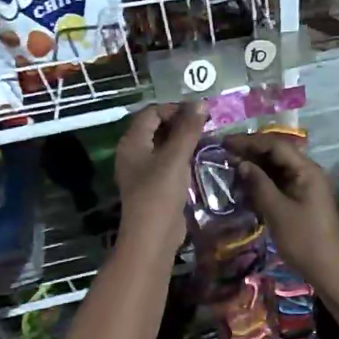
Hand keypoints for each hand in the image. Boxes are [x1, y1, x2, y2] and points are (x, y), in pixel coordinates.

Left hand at [115, 102, 205, 252]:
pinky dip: (182, 155)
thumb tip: (200, 103)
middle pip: (156, 127)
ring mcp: (143, 170)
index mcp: (132, 142)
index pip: (151, 113)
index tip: (199, 112)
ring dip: (182, 139)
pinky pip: (167, 162)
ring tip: (206, 138)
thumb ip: (188, 129)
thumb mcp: (176, 157)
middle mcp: (133, 153)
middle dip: (180, 122)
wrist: (152, 236)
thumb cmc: (160, 192)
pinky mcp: (154, 185)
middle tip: (206, 123)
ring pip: (163, 145)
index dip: (174, 108)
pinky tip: (198, 158)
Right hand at [224, 132, 338, 282]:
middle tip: (224, 152)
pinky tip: (244, 183)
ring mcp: (305, 185)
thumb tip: (242, 163)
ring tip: (230, 165)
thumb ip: (259, 184)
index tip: (225, 143)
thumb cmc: (303, 238)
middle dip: (251, 151)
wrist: (326, 267)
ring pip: (276, 167)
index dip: (249, 142)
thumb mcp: (277, 210)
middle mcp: (307, 172)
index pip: (276, 145)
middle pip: (276, 153)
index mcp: (306, 170)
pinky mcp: (300, 198)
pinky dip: (262, 180)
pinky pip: (279, 181)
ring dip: (255, 165)